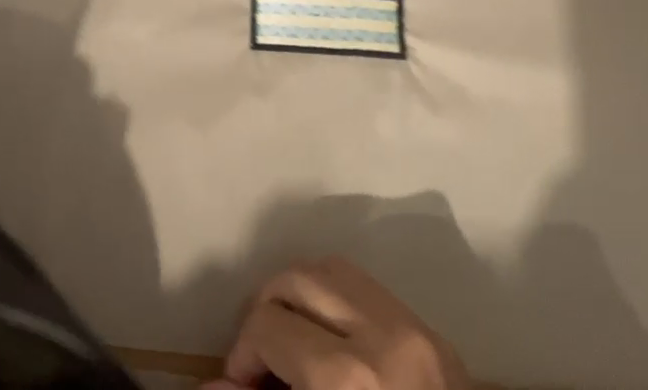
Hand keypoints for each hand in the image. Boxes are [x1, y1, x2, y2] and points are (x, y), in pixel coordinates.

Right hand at [209, 257, 473, 389]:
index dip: (240, 353)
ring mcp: (417, 331)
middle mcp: (384, 336)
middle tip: (263, 359)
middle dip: (266, 312)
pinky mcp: (438, 338)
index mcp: (346, 375)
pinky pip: (372, 290)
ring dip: (303, 296)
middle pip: (296, 278)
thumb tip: (210, 385)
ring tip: (295, 341)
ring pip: (335, 269)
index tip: (242, 384)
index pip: (266, 324)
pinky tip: (335, 343)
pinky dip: (340, 303)